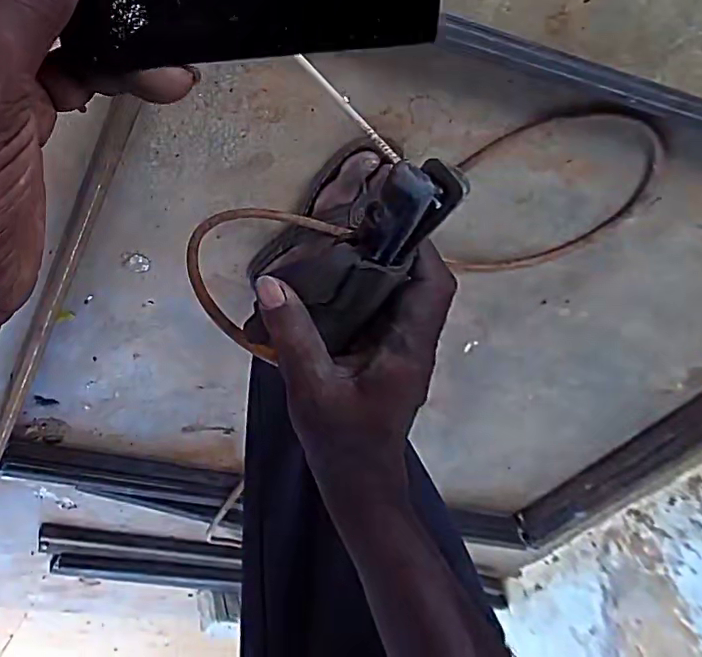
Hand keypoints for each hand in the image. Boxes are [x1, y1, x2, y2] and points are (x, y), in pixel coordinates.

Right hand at [254, 242, 457, 479]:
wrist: (356, 484)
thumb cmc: (342, 439)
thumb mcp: (310, 385)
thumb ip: (292, 333)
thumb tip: (268, 281)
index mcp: (407, 348)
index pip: (433, 288)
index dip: (421, 249)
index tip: (388, 217)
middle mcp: (408, 344)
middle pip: (416, 284)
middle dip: (390, 248)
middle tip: (347, 221)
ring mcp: (394, 351)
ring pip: (394, 296)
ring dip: (370, 266)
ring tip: (329, 242)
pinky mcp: (375, 356)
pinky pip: (372, 311)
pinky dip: (353, 288)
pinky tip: (319, 282)